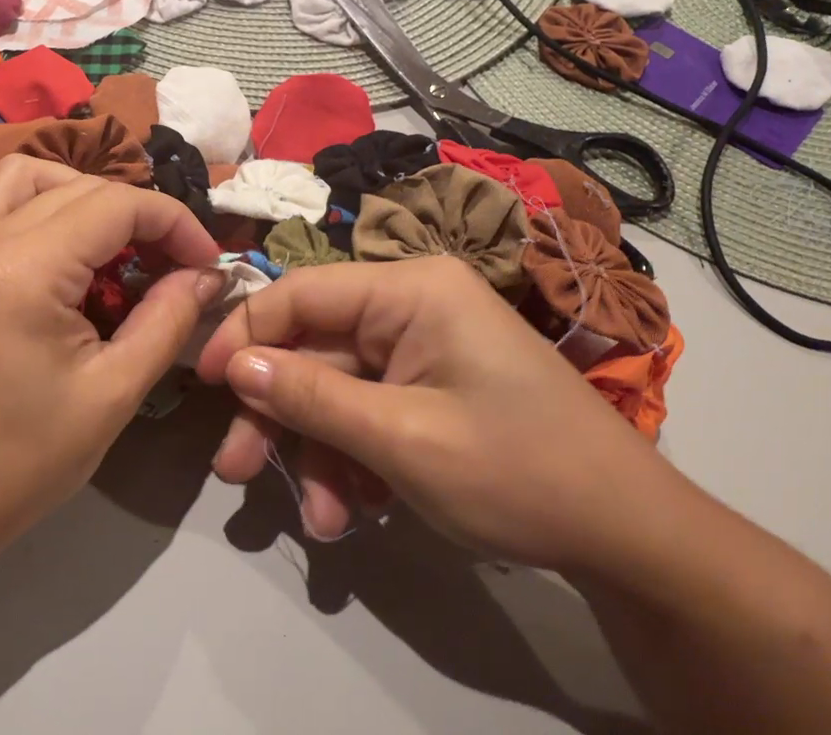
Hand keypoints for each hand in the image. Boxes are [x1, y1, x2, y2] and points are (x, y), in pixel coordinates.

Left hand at [0, 157, 224, 554]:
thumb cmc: (28, 458)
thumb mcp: (114, 392)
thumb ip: (167, 321)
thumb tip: (206, 275)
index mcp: (27, 268)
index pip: (117, 204)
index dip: (173, 222)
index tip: (205, 262)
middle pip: (75, 188)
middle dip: (136, 214)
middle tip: (170, 263)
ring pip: (17, 177)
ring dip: (72, 192)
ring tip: (107, 240)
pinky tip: (20, 231)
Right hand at [197, 257, 681, 571]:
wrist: (629, 539)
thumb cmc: (518, 472)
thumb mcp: (401, 439)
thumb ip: (311, 396)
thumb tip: (232, 364)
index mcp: (411, 292)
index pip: (300, 292)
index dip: (245, 334)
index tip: (201, 384)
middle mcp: (412, 309)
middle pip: (312, 349)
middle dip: (277, 415)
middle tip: (235, 470)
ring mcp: (422, 352)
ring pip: (334, 391)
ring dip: (316, 455)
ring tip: (320, 521)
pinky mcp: (430, 392)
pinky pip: (366, 415)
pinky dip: (351, 463)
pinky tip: (354, 514)